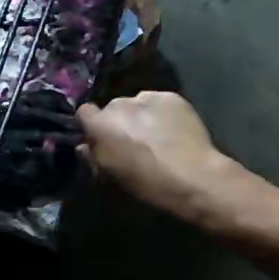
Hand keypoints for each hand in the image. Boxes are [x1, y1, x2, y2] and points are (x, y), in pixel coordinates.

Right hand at [77, 92, 238, 219]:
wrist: (194, 176)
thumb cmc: (147, 182)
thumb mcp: (111, 175)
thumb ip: (93, 155)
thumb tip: (85, 145)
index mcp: (101, 124)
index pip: (84, 112)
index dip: (91, 125)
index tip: (100, 139)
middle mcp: (120, 103)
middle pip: (113, 108)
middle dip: (119, 121)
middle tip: (132, 141)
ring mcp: (147, 97)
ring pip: (137, 104)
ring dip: (140, 116)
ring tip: (156, 136)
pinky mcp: (171, 96)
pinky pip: (158, 102)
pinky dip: (161, 113)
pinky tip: (173, 130)